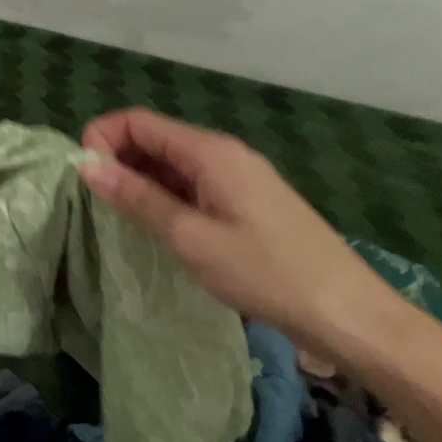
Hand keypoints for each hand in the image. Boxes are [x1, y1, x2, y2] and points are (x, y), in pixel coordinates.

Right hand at [76, 108, 390, 353]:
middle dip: (117, 161)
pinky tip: (164, 228)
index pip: (135, 121)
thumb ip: (137, 198)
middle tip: (103, 204)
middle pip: (152, 138)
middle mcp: (224, 154)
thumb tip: (86, 166)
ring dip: (140, 181)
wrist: (356, 320)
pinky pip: (191, 183)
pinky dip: (165, 196)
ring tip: (129, 220)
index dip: (101, 140)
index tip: (87, 179)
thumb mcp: (190, 238)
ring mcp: (239, 178)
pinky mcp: (248, 201)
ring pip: (169, 162)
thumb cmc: (268, 274)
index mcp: (210, 152)